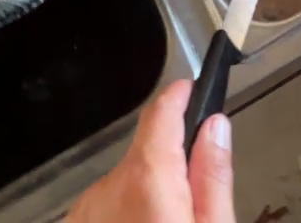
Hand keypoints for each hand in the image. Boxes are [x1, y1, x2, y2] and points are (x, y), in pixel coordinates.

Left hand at [68, 80, 235, 222]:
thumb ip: (213, 176)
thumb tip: (215, 125)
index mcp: (148, 177)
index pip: (161, 111)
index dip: (179, 95)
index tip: (193, 90)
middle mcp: (108, 186)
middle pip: (146, 152)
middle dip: (169, 163)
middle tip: (193, 199)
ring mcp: (84, 209)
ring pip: (125, 182)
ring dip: (144, 195)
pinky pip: (104, 207)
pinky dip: (122, 215)